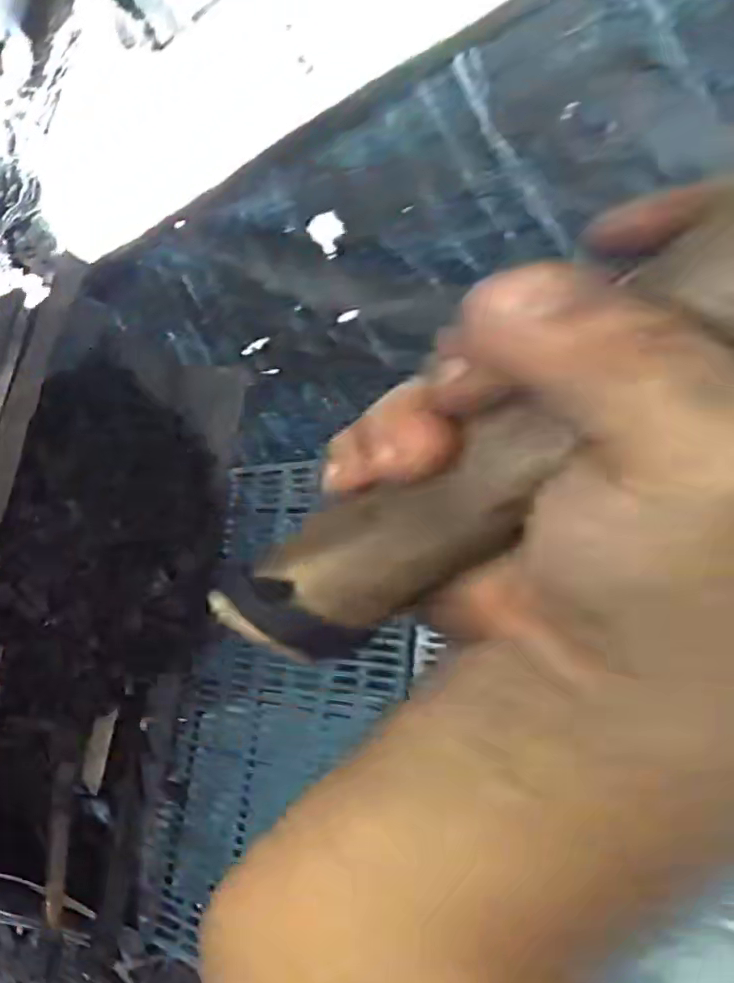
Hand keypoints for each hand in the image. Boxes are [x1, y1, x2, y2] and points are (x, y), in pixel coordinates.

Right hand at [321, 181, 733, 680]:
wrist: (576, 686)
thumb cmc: (686, 583)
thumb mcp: (691, 460)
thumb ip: (617, 360)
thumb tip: (507, 287)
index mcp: (725, 379)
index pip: (725, 262)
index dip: (684, 227)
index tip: (610, 238)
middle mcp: (645, 392)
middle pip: (554, 321)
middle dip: (480, 358)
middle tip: (453, 402)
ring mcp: (542, 435)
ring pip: (456, 378)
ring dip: (404, 415)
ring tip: (388, 466)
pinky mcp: (463, 471)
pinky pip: (398, 428)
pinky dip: (365, 448)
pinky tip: (355, 478)